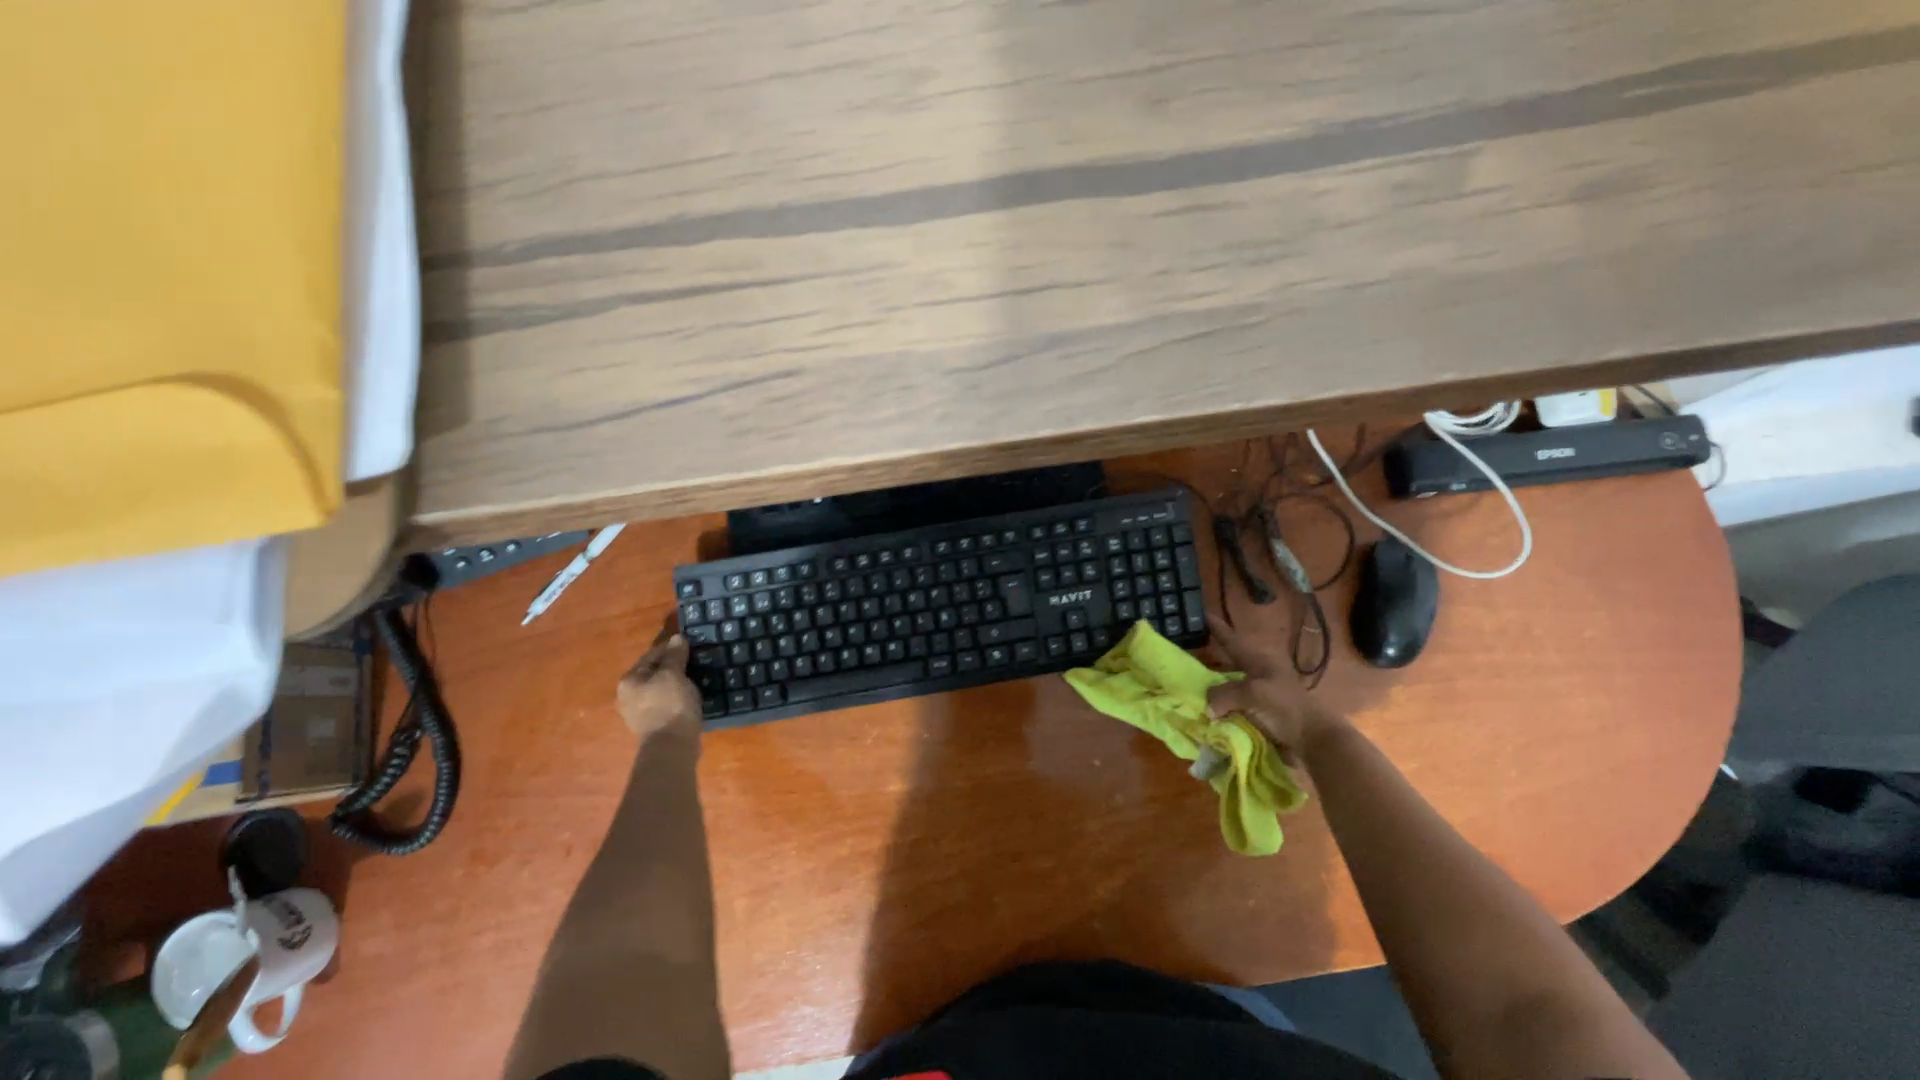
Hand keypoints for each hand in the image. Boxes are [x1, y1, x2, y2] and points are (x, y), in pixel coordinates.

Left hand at [616, 634, 703, 741]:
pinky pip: (665, 705)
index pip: (652, 655)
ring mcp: (638, 713)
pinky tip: (690, 699)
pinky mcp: (652, 726)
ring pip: (660, 690)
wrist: (671, 748)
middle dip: (674, 667)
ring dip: (676, 684)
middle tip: (696, 663)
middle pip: (654, 673)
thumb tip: (677, 638)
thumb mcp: (674, 675)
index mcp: (629, 680)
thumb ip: (674, 655)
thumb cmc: (670, 705)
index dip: (673, 647)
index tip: (691, 645)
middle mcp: (628, 695)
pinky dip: (677, 699)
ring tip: (696, 680)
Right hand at [1204, 614, 1341, 754]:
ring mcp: (1259, 695)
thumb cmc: (1286, 708)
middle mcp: (1258, 674)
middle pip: (1229, 662)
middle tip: (1187, 656)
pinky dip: (1218, 707)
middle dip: (1209, 660)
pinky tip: (1205, 712)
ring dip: (1212, 687)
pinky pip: (1231, 706)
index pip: (1232, 640)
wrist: (1313, 739)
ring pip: (1228, 685)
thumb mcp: (1253, 694)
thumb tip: (1207, 706)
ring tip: (1191, 687)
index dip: (1218, 628)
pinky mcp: (1259, 715)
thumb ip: (1224, 695)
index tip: (1202, 615)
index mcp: (1259, 661)